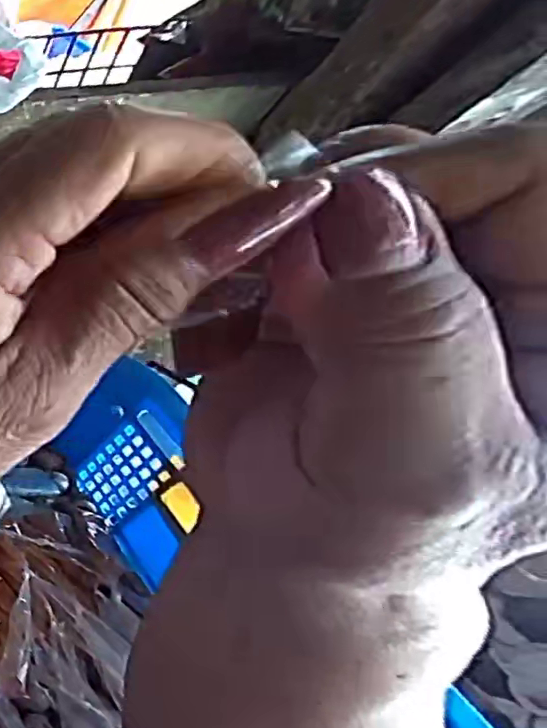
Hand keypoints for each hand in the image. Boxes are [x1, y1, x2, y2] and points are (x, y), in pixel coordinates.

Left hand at [0, 105, 328, 562]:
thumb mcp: (35, 389)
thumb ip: (132, 295)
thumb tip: (254, 215)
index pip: (98, 144)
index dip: (195, 155)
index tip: (252, 212)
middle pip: (65, 139)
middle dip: (158, 169)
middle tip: (209, 245)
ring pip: (28, 161)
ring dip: (106, 191)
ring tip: (151, 263)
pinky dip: (52, 212)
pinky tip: (76, 269)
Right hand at [128, 156, 545, 727]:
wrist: (288, 553)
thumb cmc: (370, 524)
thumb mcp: (410, 448)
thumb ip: (407, 331)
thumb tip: (358, 198)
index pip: (523, 174)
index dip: (417, 186)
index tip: (310, 245)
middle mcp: (495, 278)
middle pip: (417, 174)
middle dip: (317, 219)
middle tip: (258, 294)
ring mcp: (398, 283)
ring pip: (325, 201)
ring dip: (254, 252)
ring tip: (223, 326)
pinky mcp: (315, 297)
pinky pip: (263, 243)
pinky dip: (221, 275)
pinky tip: (212, 337)